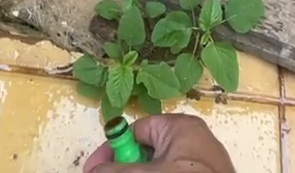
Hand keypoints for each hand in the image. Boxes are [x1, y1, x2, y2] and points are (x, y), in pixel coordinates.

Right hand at [82, 114, 235, 171]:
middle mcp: (192, 142)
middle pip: (147, 153)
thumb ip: (118, 170)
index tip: (94, 168)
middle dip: (125, 167)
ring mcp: (200, 166)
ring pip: (158, 167)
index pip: (137, 130)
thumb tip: (94, 171)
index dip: (113, 149)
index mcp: (181, 127)